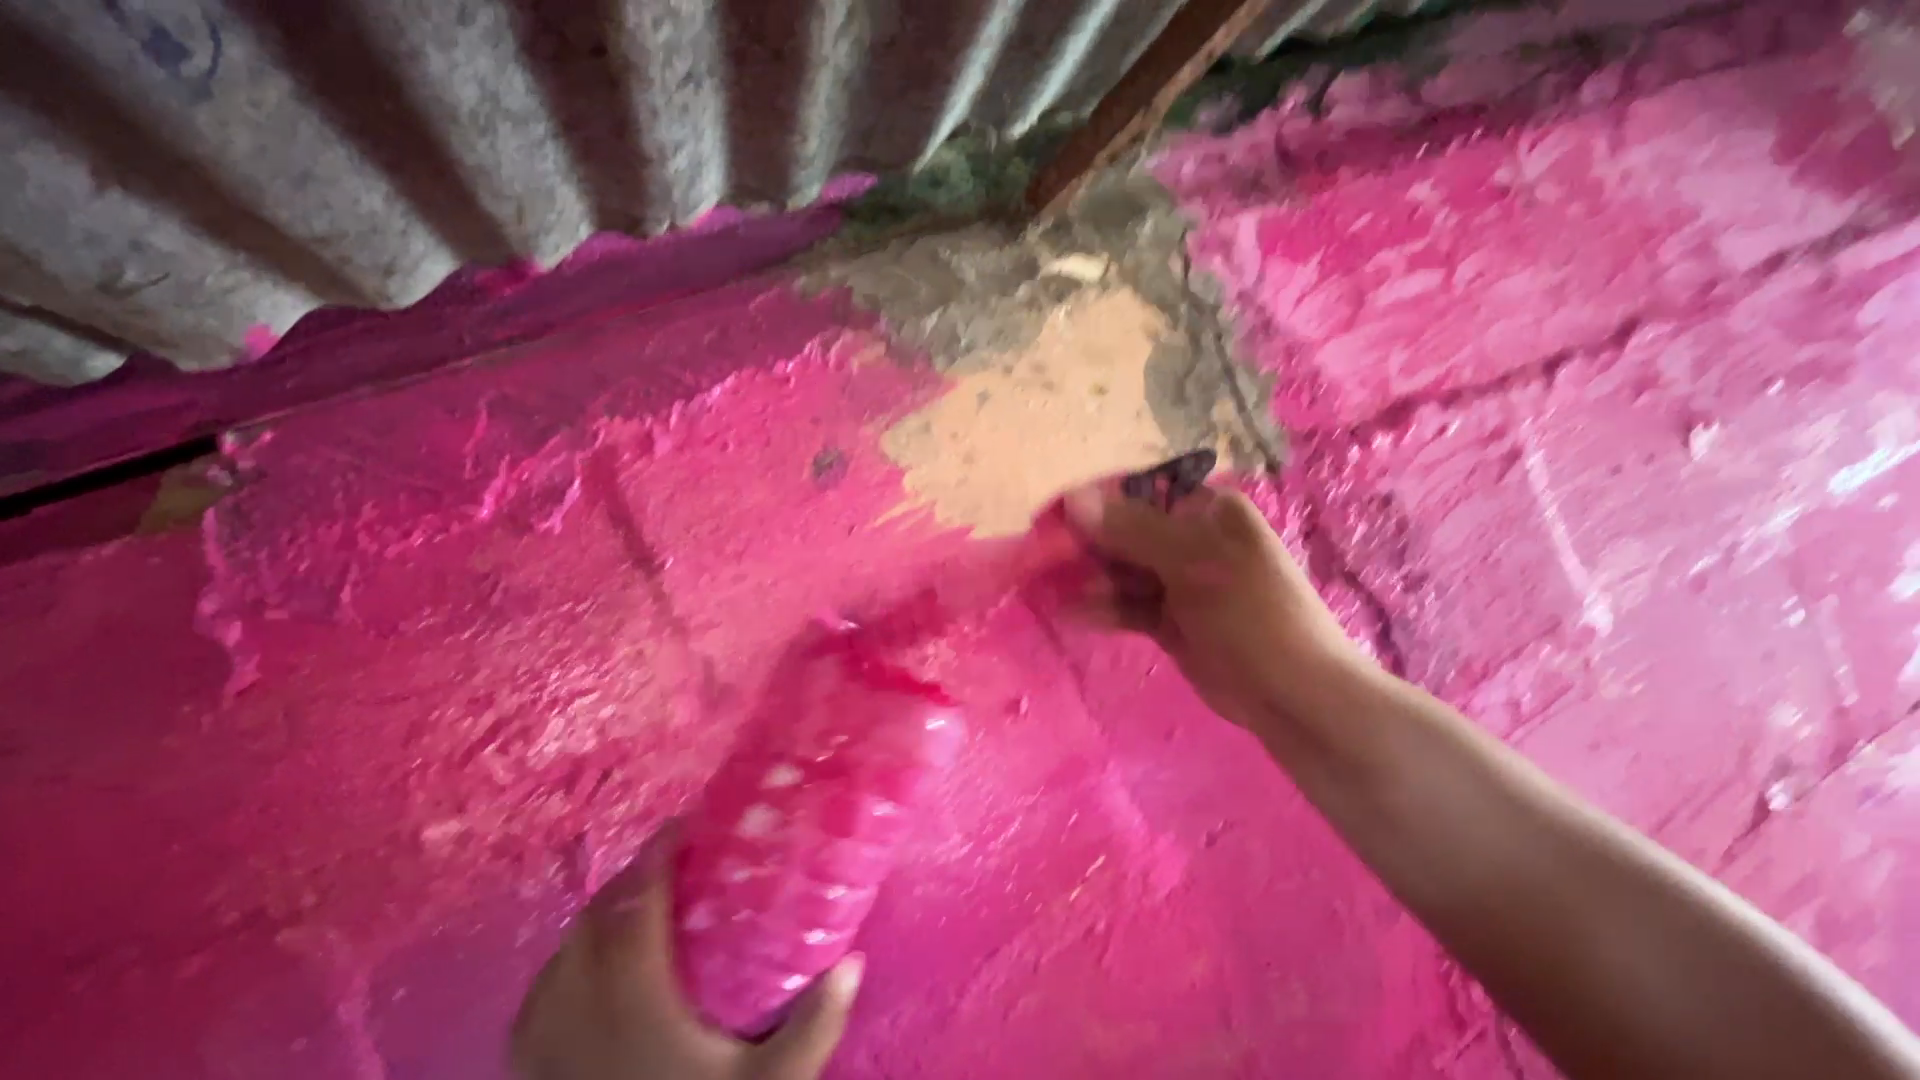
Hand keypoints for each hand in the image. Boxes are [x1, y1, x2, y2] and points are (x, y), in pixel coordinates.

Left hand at [511, 831, 863, 1079]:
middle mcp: (579, 1009)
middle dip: (632, 876)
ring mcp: (546, 1041)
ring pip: (563, 949)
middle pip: (595, 916)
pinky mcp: (530, 1068)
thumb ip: (813, 1027)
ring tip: (639, 905)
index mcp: (633, 1001)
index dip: (656, 856)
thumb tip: (853, 960)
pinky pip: (541, 990)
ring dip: (600, 914)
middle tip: (674, 861)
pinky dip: (569, 959)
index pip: (635, 905)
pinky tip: (592, 970)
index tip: (685, 825)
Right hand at [1061, 481, 1366, 732]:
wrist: (1293, 693)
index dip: (1093, 502)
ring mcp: (1179, 582)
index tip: (1051, 518)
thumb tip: (1074, 499)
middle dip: (1084, 543)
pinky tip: (1068, 613)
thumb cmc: (1252, 613)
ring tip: (1045, 586)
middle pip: (1124, 532)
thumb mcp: (1194, 563)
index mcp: (1207, 511)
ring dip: (1087, 577)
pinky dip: (1101, 608)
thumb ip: (1131, 530)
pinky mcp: (1169, 620)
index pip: (1138, 493)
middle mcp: (1191, 539)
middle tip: (1039, 557)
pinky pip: (1126, 606)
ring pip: (1121, 570)